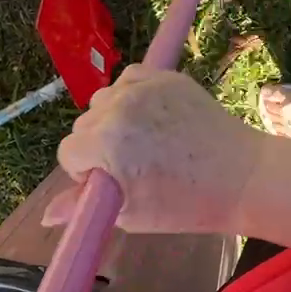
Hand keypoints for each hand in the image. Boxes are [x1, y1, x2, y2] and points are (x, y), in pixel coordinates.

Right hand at [42, 64, 265, 234]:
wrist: (242, 174)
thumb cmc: (186, 203)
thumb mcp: (130, 213)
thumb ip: (84, 209)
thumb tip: (48, 216)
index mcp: (107, 142)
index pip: (68, 152)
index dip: (86, 173)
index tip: (113, 183)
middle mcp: (119, 106)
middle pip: (84, 124)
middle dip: (97, 145)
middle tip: (132, 165)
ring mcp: (144, 86)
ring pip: (104, 100)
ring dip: (113, 118)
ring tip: (145, 141)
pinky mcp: (164, 75)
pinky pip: (128, 79)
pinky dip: (131, 95)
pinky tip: (152, 117)